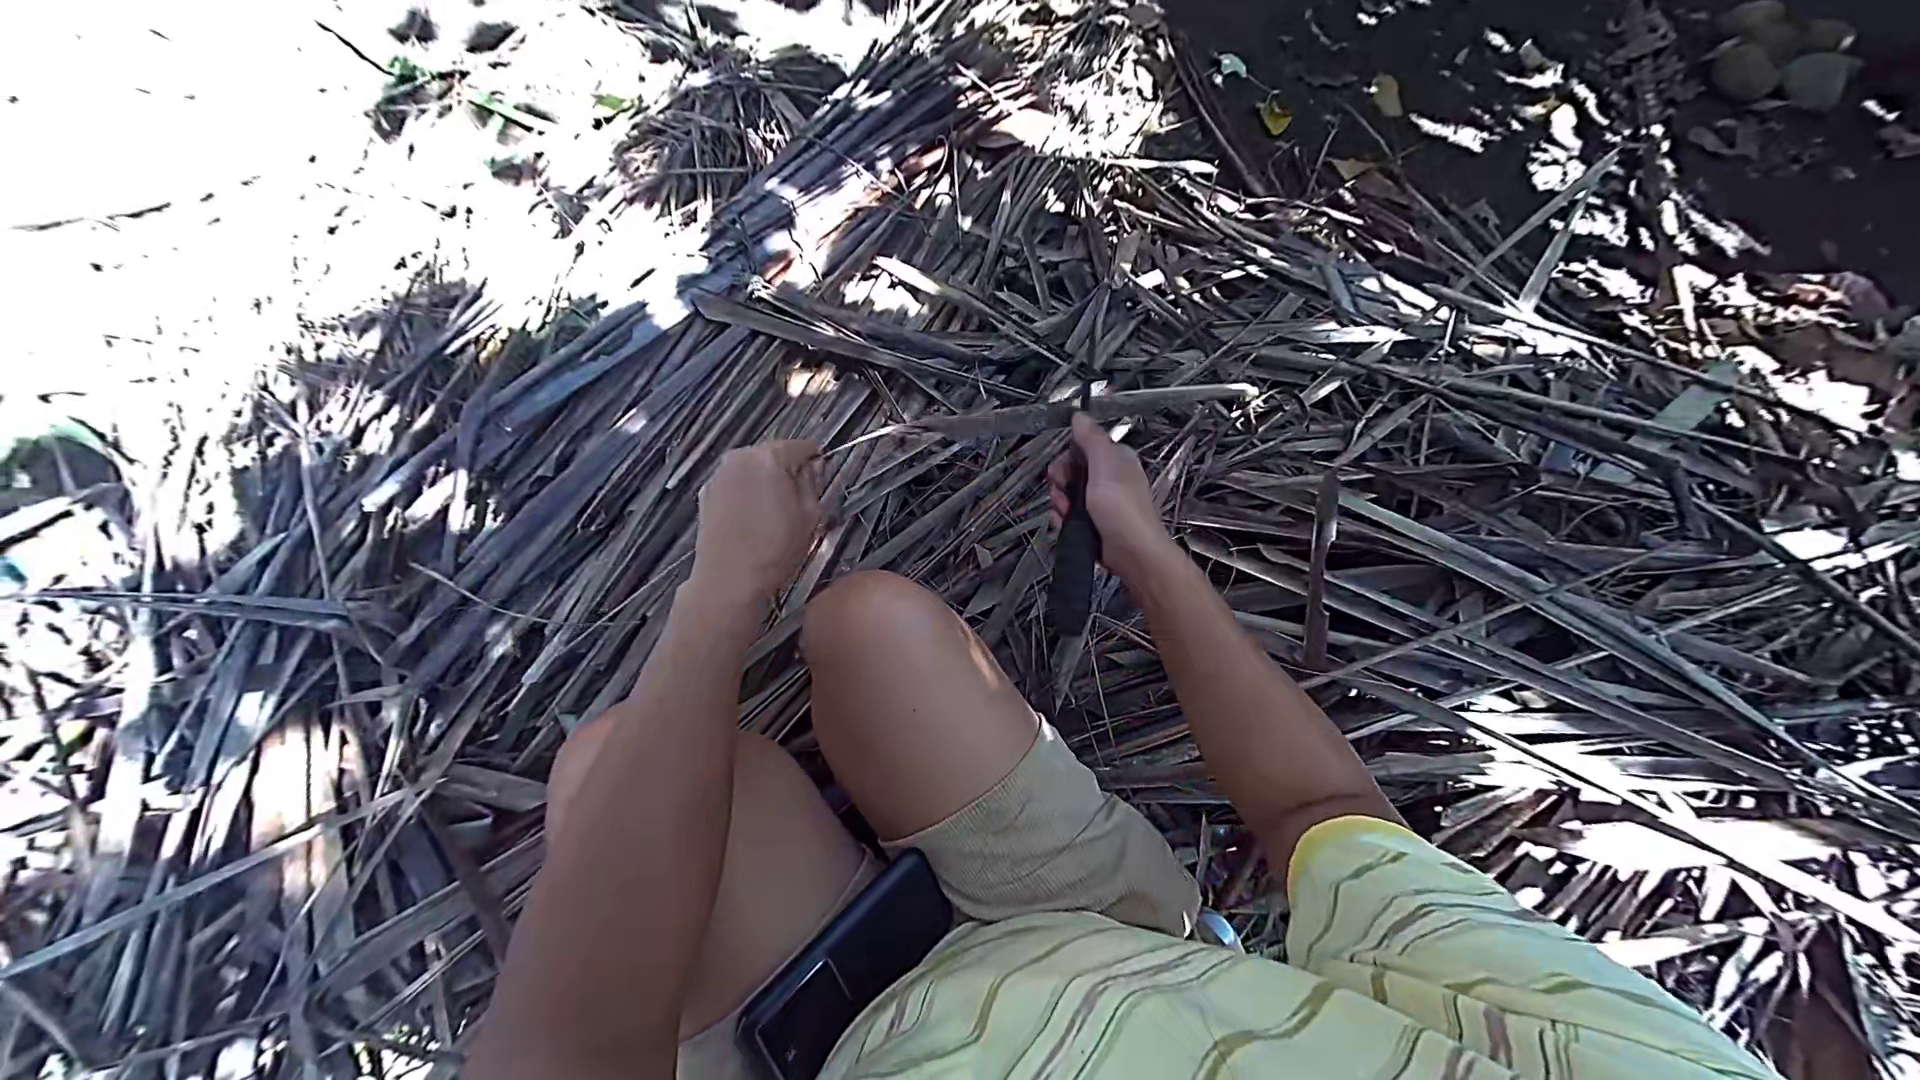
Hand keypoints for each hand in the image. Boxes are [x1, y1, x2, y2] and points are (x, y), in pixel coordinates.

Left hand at [690, 440, 823, 610]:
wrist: (728, 579)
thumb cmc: (776, 548)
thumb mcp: (810, 515)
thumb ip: (812, 482)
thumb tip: (814, 466)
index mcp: (769, 457)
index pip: (802, 446)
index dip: (816, 460)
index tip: (822, 477)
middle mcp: (740, 457)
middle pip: (774, 454)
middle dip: (788, 470)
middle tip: (800, 499)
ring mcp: (719, 475)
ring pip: (753, 469)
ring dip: (767, 482)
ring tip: (776, 512)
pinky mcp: (706, 494)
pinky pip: (736, 484)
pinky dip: (748, 493)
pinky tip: (754, 519)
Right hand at [1047, 414, 1180, 584]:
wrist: (1131, 554)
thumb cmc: (1125, 513)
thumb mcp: (1105, 467)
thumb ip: (1091, 439)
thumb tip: (1080, 417)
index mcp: (1114, 460)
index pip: (1079, 448)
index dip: (1066, 459)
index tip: (1063, 470)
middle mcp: (1107, 479)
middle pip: (1068, 473)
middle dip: (1060, 485)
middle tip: (1065, 494)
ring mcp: (1099, 503)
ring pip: (1065, 496)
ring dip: (1060, 505)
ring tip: (1069, 514)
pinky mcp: (1092, 523)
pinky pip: (1067, 516)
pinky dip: (1063, 521)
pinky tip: (1069, 525)